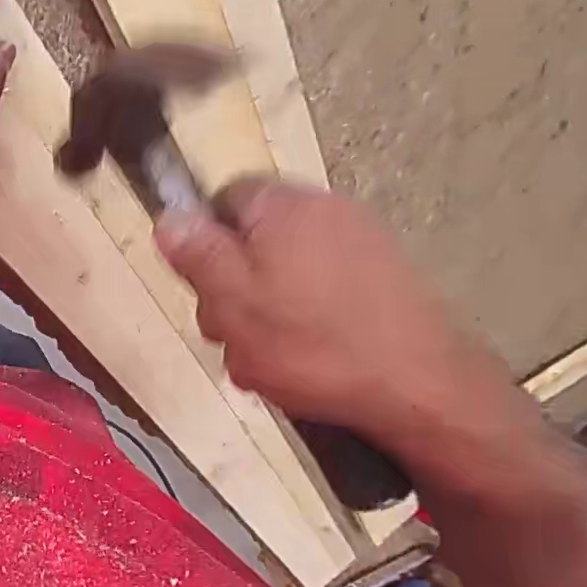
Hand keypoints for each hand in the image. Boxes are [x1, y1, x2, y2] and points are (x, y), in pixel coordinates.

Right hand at [155, 181, 533, 446]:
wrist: (419, 385)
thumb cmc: (314, 346)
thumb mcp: (236, 304)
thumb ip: (198, 256)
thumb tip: (167, 216)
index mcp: (280, 207)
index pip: (221, 201)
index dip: (203, 245)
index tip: (204, 292)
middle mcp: (322, 210)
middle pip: (254, 242)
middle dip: (235, 292)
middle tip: (236, 340)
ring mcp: (359, 243)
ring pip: (286, 276)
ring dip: (269, 318)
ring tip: (275, 365)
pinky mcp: (382, 278)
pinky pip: (323, 294)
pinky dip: (308, 326)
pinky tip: (311, 363)